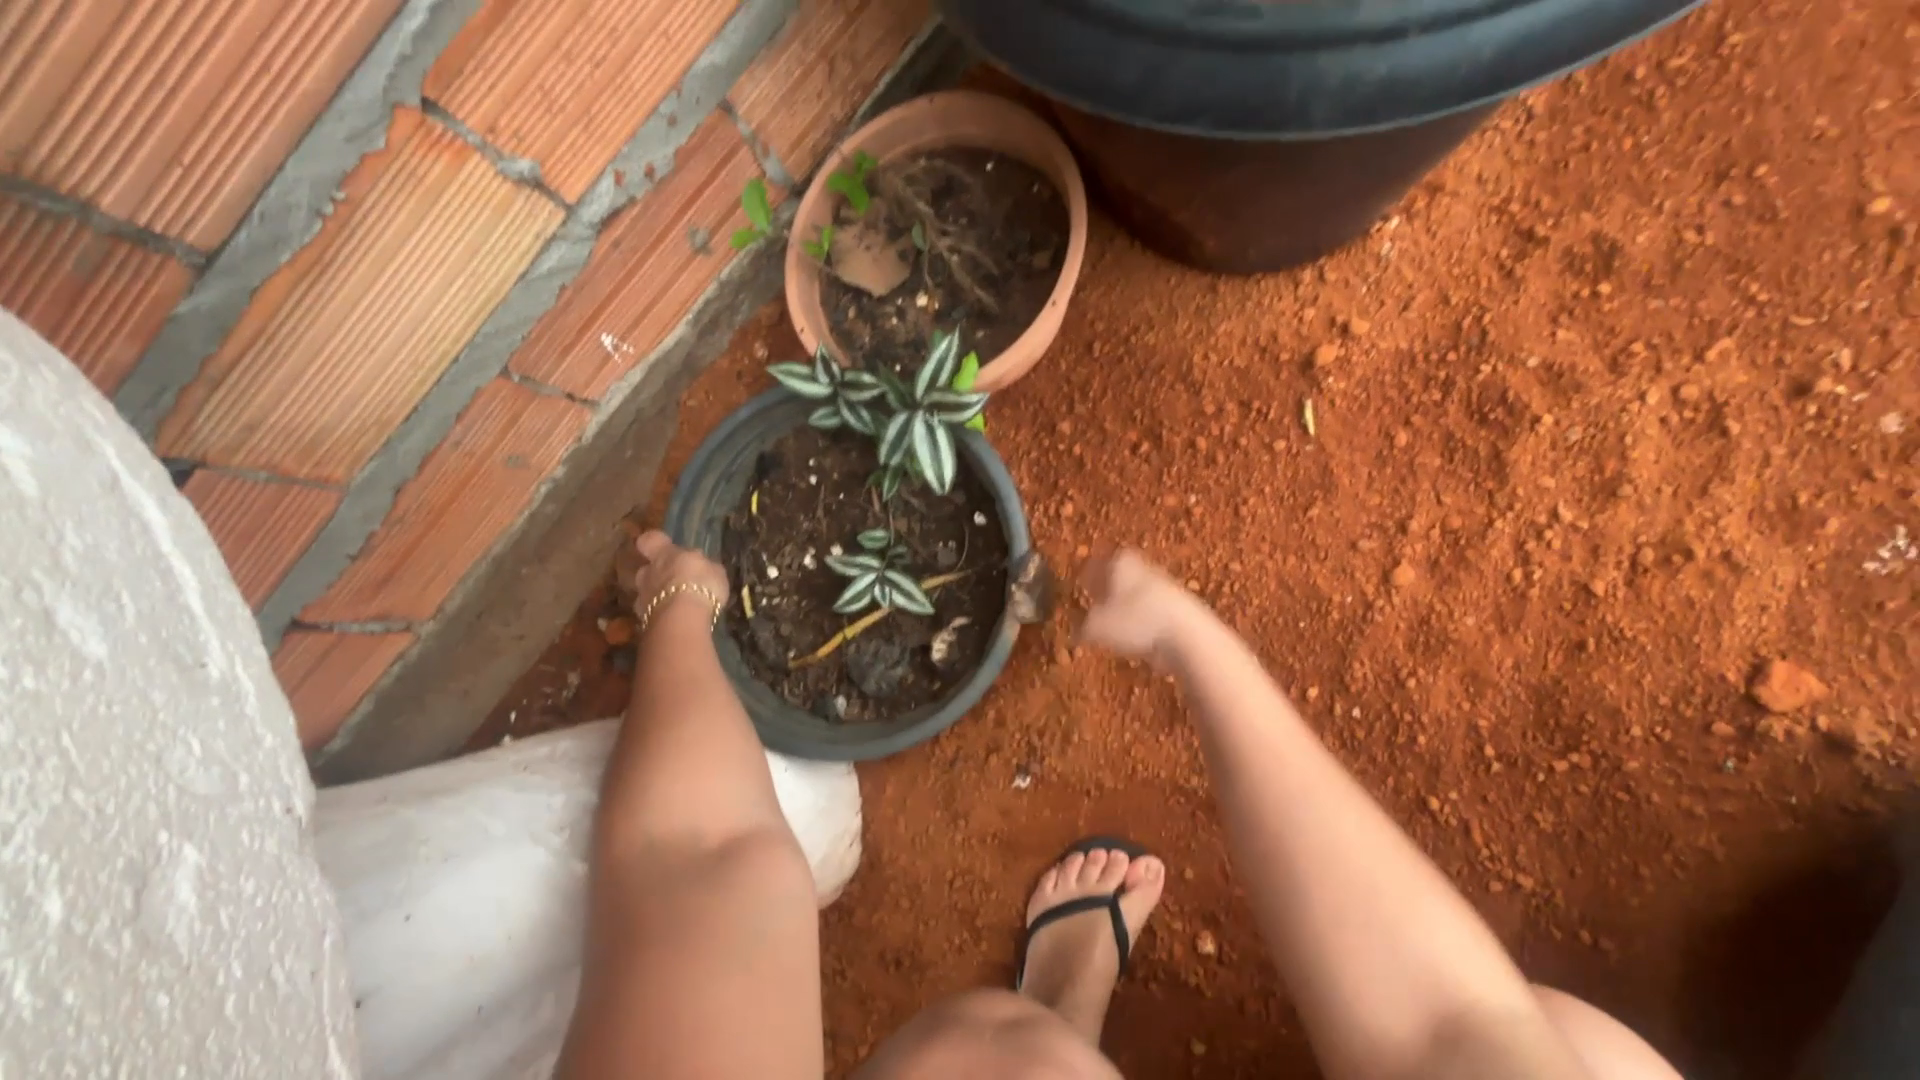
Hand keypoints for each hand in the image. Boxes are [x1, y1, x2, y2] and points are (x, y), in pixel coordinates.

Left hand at [631, 530, 728, 618]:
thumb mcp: (714, 570)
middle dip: (658, 575)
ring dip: (659, 597)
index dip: (655, 543)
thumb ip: (704, 565)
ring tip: (678, 606)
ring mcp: (642, 597)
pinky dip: (661, 615)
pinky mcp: (644, 619)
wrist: (681, 619)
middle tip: (675, 582)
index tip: (662, 546)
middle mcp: (648, 573)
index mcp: (664, 554)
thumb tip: (700, 564)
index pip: (649, 540)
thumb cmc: (699, 585)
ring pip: (647, 593)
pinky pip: (652, 613)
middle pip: (646, 570)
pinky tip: (676, 621)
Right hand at [1077, 549, 1205, 665]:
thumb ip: (1084, 628)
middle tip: (1095, 601)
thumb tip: (1075, 633)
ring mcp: (1165, 589)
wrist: (1187, 635)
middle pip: (1122, 575)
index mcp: (1121, 564)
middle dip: (1108, 588)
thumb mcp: (1097, 627)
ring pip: (1138, 595)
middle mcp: (1144, 570)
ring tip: (1113, 626)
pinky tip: (1136, 638)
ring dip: (1126, 608)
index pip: (1100, 561)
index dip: (1090, 572)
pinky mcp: (1180, 611)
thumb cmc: (1135, 621)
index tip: (1082, 582)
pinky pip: (1153, 614)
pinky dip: (1143, 623)